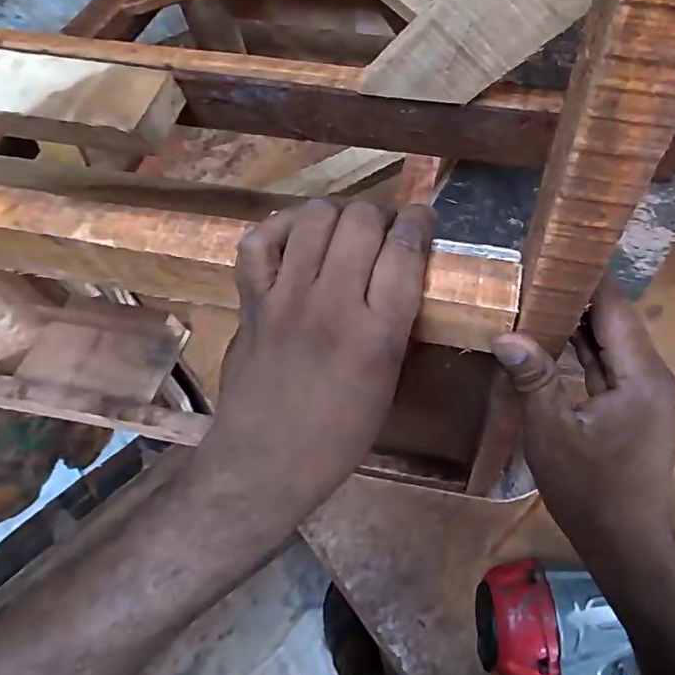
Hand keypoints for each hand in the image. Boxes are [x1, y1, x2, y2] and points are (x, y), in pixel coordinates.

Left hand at [202, 199, 434, 499]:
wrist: (265, 460)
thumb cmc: (339, 434)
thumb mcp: (388, 380)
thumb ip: (396, 321)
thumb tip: (402, 270)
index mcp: (378, 332)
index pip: (405, 249)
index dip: (420, 222)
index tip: (422, 219)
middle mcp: (333, 304)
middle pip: (362, 221)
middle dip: (382, 213)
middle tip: (386, 227)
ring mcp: (285, 298)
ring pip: (314, 218)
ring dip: (338, 213)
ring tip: (345, 228)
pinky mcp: (251, 301)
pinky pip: (259, 241)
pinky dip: (281, 229)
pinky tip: (297, 238)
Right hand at [491, 280, 674, 553]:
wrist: (628, 544)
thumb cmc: (591, 491)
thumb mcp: (553, 434)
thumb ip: (533, 379)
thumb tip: (505, 333)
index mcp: (640, 374)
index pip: (614, 307)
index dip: (587, 276)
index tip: (552, 249)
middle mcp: (650, 374)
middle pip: (615, 319)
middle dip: (578, 293)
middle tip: (533, 269)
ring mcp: (645, 392)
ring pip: (611, 342)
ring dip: (579, 320)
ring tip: (536, 293)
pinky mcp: (634, 407)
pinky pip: (608, 364)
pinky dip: (583, 348)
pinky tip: (552, 337)